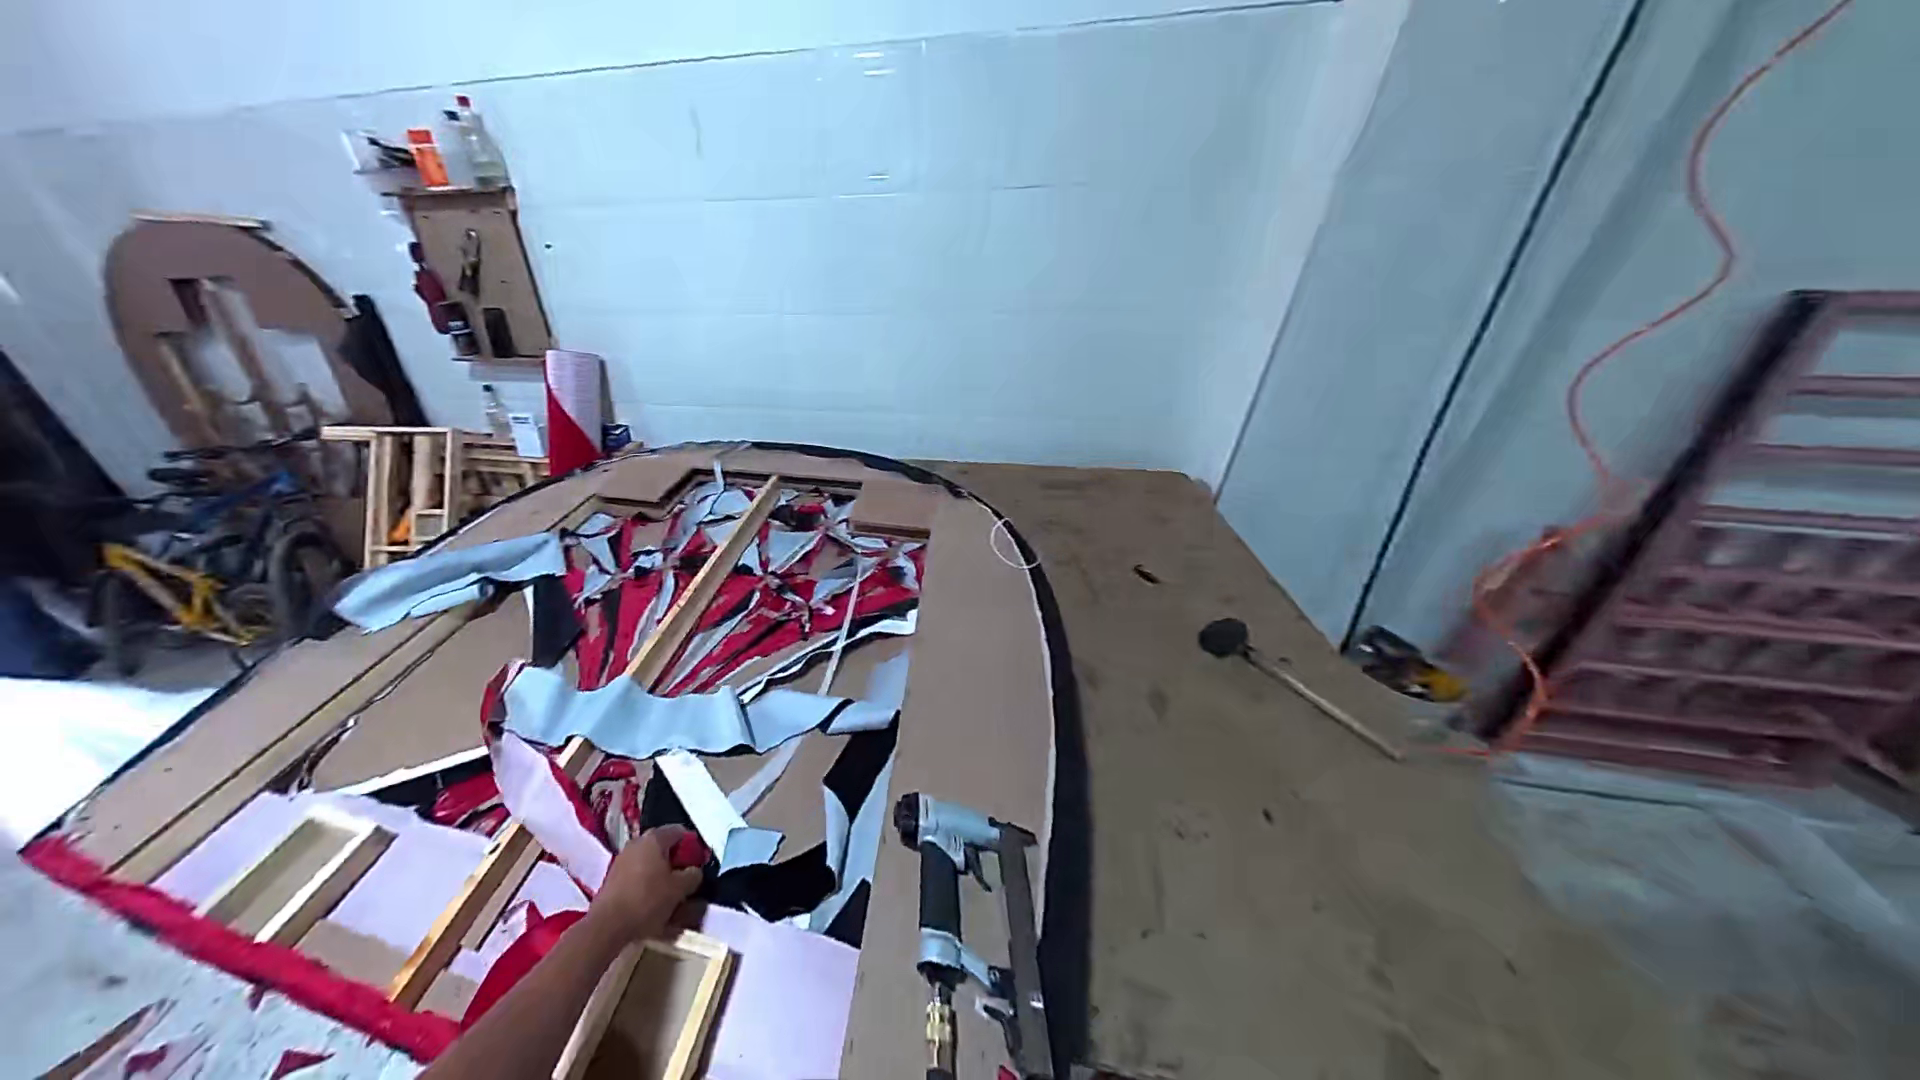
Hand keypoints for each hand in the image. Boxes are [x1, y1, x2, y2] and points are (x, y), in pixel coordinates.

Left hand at [588, 825, 702, 942]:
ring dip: (662, 876)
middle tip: (686, 880)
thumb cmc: (647, 900)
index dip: (693, 846)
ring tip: (672, 896)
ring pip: (650, 865)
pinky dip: (648, 886)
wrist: (606, 927)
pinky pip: (638, 878)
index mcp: (654, 838)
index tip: (699, 864)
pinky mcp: (612, 880)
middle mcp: (636, 844)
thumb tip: (694, 872)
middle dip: (677, 863)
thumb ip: (693, 875)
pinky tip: (654, 904)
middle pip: (664, 849)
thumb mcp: (680, 888)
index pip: (680, 832)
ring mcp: (621, 861)